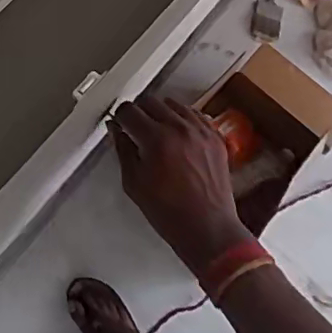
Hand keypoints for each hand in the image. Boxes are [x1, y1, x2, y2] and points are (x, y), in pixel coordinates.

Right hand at [110, 97, 252, 275]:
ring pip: (173, 104)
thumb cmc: (171, 213)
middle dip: (138, 112)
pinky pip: (195, 114)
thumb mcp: (134, 183)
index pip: (129, 110)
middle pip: (150, 101)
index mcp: (156, 139)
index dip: (119, 116)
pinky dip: (183, 119)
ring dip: (161, 112)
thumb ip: (122, 150)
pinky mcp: (215, 138)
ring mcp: (200, 132)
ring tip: (157, 130)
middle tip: (135, 127)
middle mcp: (179, 129)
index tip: (119, 123)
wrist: (209, 230)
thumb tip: (116, 130)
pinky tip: (178, 132)